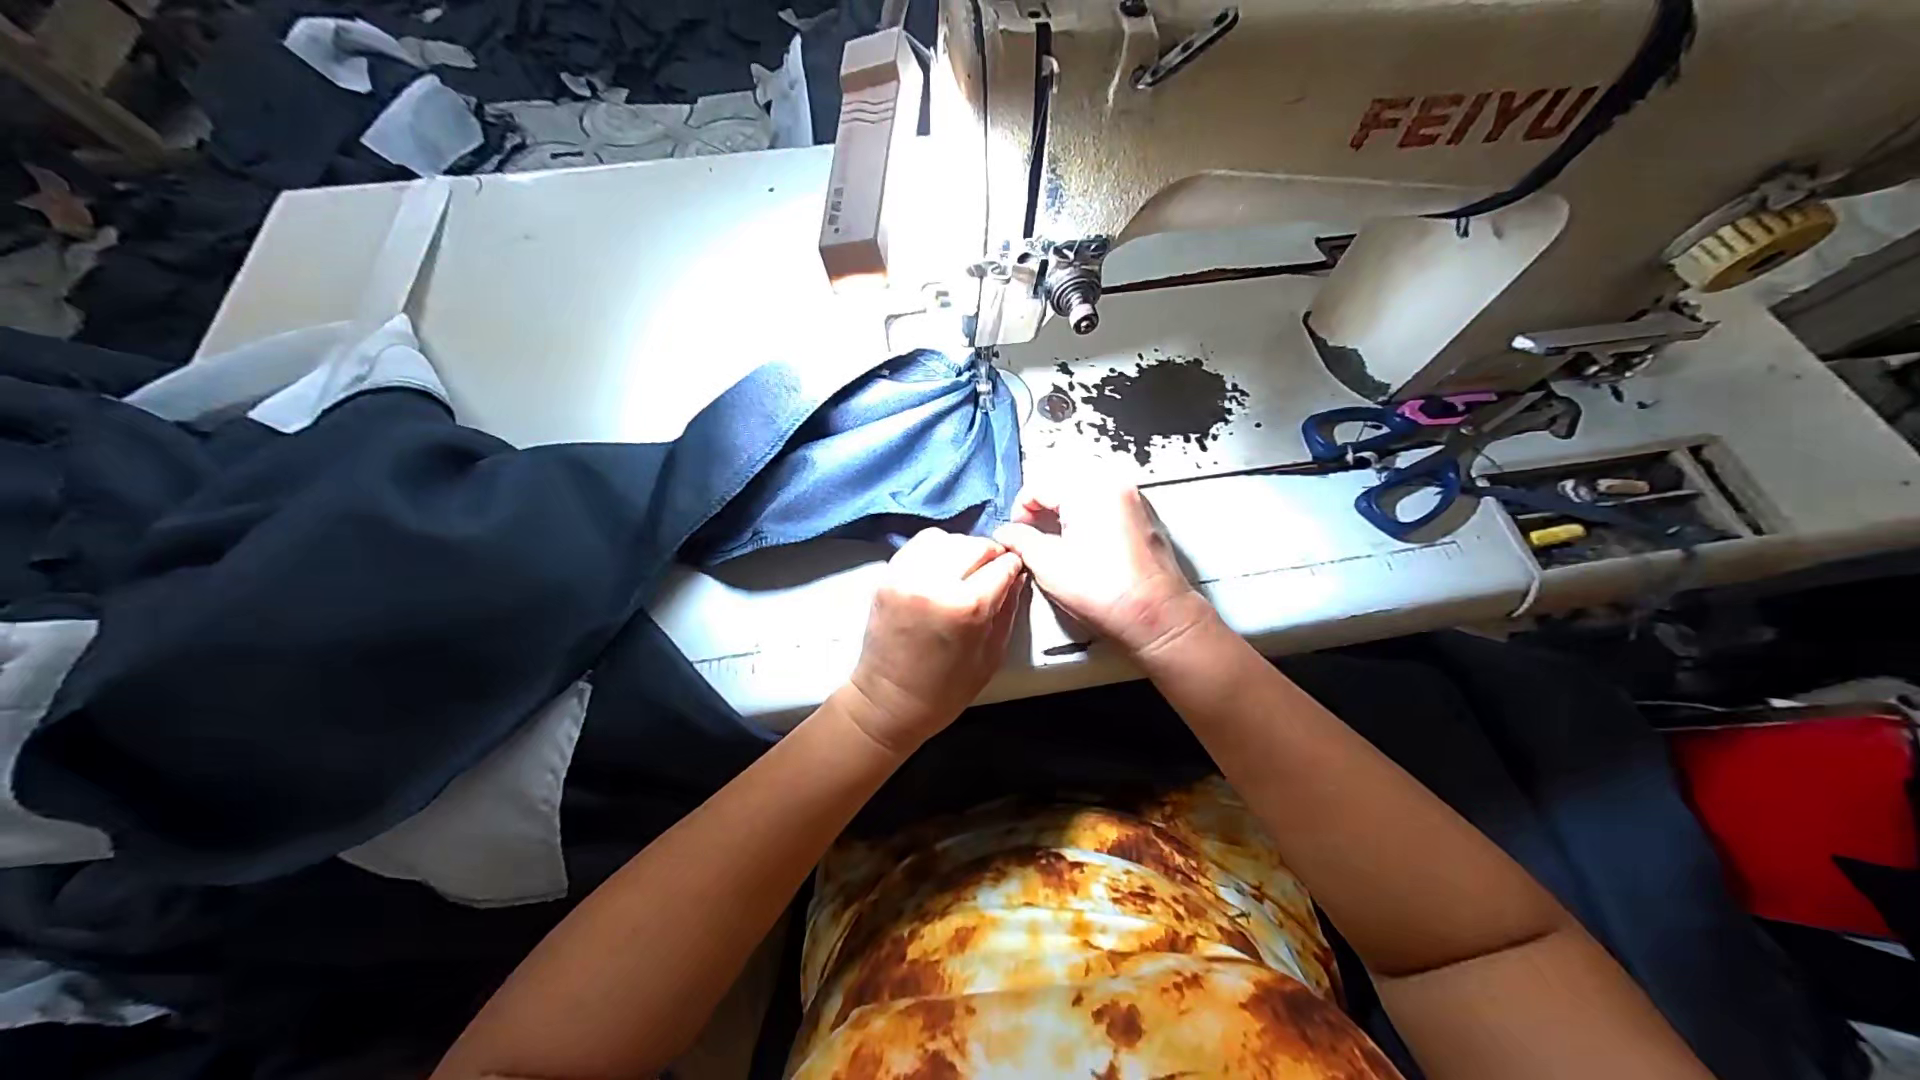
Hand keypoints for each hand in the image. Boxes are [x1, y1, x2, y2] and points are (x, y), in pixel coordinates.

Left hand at [842, 529, 1025, 755]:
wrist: (887, 702)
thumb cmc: (944, 690)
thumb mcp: (991, 656)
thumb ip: (1007, 610)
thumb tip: (1016, 577)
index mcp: (967, 607)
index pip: (1002, 565)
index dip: (1013, 567)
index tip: (1013, 572)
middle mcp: (935, 583)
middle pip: (975, 545)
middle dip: (990, 554)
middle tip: (991, 571)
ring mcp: (906, 576)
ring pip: (946, 539)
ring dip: (961, 549)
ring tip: (964, 570)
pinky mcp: (887, 576)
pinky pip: (918, 545)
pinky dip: (935, 550)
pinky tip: (941, 569)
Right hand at [993, 478, 1211, 657]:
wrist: (1157, 616)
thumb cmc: (1106, 592)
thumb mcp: (1047, 564)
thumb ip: (1019, 541)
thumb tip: (1006, 533)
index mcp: (1088, 488)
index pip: (1037, 486)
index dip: (1019, 512)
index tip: (1017, 537)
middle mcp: (1114, 484)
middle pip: (1062, 485)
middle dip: (1043, 511)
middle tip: (1036, 541)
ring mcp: (1134, 499)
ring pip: (1085, 495)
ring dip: (1065, 515)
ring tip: (1060, 547)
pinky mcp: (1145, 517)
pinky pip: (1106, 506)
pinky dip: (1089, 519)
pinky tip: (1086, 550)